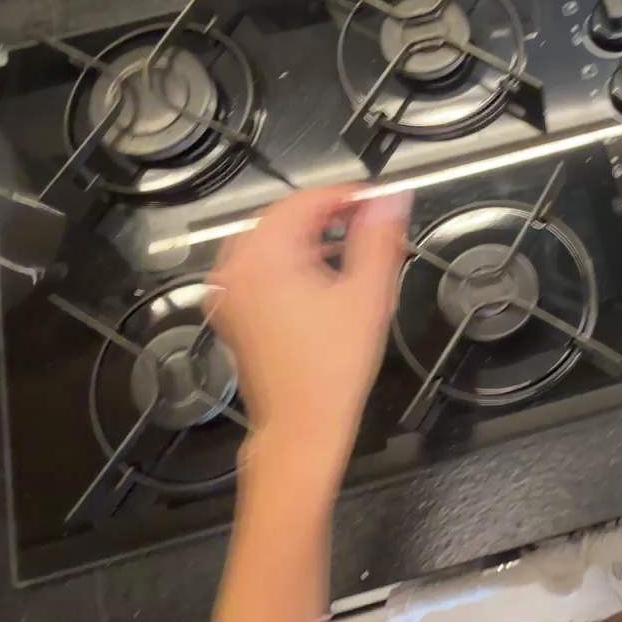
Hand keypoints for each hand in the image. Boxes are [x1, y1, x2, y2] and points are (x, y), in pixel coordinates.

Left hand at [209, 186, 411, 468]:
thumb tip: (391, 200)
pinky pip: (259, 265)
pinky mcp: (234, 311)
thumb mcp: (368, 294)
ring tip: (351, 245)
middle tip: (369, 221)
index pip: (305, 201)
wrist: (304, 425)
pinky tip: (323, 272)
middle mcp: (236, 270)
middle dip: (329, 213)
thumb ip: (380, 238)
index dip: (347, 195)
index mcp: (264, 259)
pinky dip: (291, 258)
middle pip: (283, 217)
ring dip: (310, 234)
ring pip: (270, 239)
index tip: (376, 201)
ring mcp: (230, 292)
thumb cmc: (331, 370)